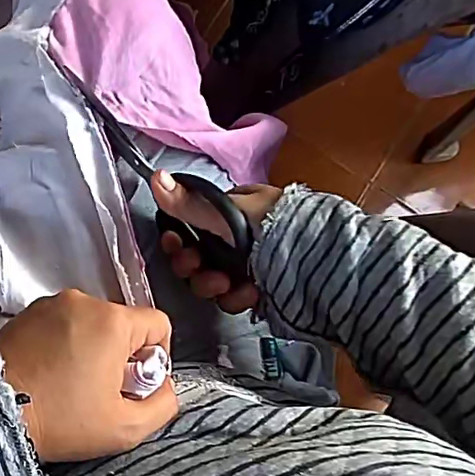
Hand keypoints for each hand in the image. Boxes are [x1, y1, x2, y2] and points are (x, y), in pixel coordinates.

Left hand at [0, 290, 178, 461]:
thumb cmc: (59, 420)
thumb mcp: (125, 428)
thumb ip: (163, 405)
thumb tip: (166, 388)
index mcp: (112, 322)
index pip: (158, 324)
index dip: (157, 357)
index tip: (136, 384)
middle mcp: (83, 302)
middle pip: (124, 324)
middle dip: (122, 355)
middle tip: (102, 390)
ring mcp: (51, 305)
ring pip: (92, 324)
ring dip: (92, 349)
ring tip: (72, 384)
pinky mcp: (26, 314)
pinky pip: (62, 324)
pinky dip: (64, 344)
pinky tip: (52, 374)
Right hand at [150, 173, 279, 313]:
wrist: (318, 258)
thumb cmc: (275, 224)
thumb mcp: (227, 213)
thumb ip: (189, 204)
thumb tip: (156, 177)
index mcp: (229, 214)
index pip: (191, 229)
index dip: (178, 242)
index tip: (177, 246)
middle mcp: (236, 238)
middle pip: (198, 261)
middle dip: (196, 270)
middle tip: (203, 271)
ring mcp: (248, 264)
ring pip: (213, 282)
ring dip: (215, 286)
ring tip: (230, 285)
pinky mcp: (260, 288)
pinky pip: (235, 297)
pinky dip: (238, 297)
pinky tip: (251, 293)